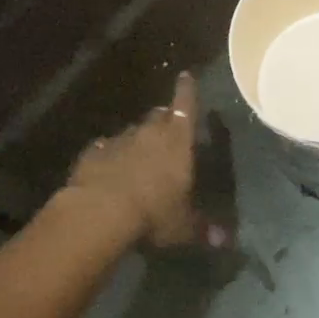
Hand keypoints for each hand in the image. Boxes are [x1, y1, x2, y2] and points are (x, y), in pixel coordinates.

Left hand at [62, 72, 208, 247]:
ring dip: (137, 141)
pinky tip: (109, 170)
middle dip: (164, 120)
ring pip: (132, 132)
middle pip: (158, 116)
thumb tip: (225, 241)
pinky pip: (105, 149)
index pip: (185, 105)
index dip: (187, 91)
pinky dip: (109, 155)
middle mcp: (149, 132)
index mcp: (177, 140)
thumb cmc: (153, 212)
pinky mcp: (93, 153)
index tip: (186, 76)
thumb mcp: (183, 226)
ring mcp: (118, 139)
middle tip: (167, 129)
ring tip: (138, 157)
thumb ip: (203, 228)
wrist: (100, 210)